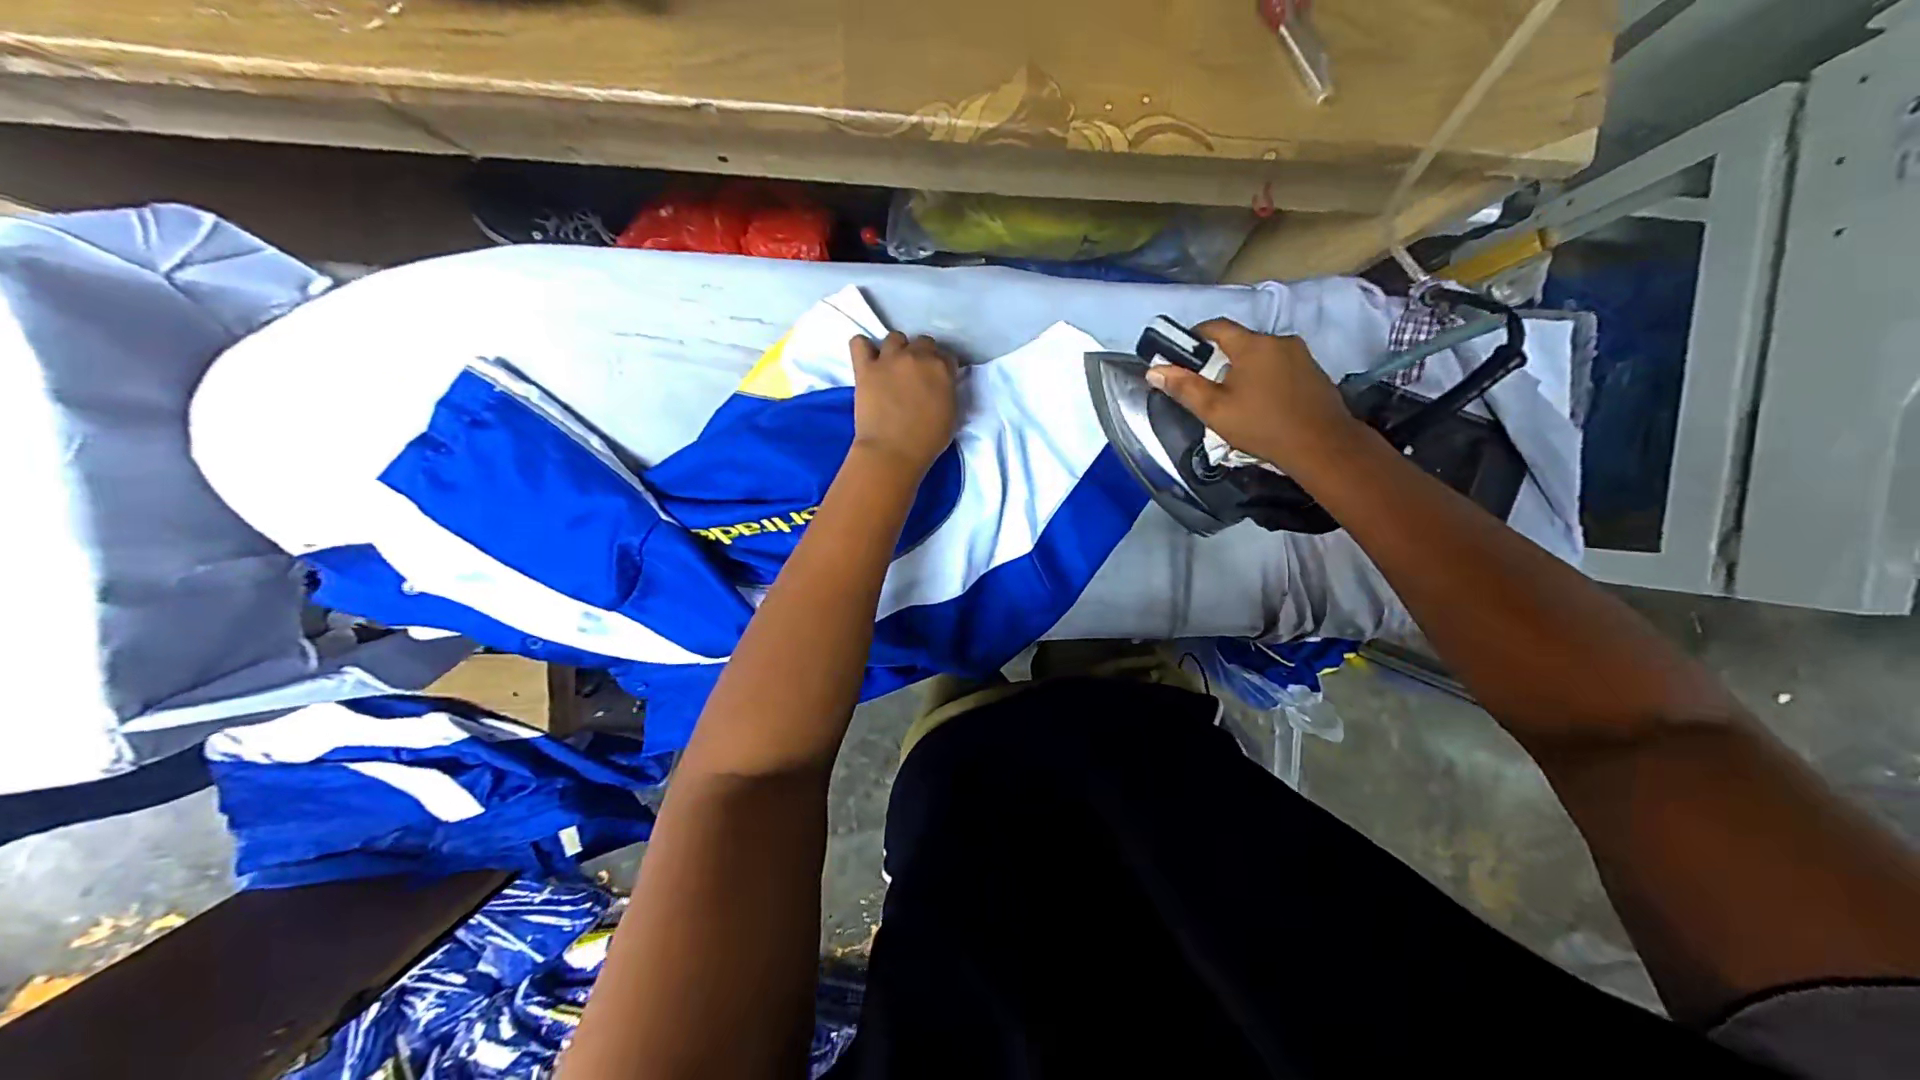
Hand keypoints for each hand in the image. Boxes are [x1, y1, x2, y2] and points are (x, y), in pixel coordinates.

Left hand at [848, 331, 958, 473]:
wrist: (892, 452)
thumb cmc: (927, 440)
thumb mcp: (952, 414)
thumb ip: (948, 390)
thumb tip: (941, 383)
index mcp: (941, 368)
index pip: (946, 356)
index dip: (942, 368)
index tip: (937, 380)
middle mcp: (916, 356)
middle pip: (922, 342)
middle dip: (922, 355)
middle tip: (916, 375)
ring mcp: (889, 360)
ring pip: (894, 337)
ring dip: (897, 349)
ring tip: (893, 367)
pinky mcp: (865, 368)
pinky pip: (859, 343)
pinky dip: (863, 347)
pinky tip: (867, 359)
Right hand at [1145, 319, 1365, 475]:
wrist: (1322, 446)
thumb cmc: (1262, 426)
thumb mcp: (1215, 410)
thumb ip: (1184, 387)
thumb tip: (1154, 370)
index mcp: (1252, 345)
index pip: (1217, 326)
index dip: (1196, 335)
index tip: (1182, 352)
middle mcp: (1279, 341)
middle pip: (1241, 342)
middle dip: (1222, 357)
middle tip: (1207, 384)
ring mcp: (1301, 355)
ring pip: (1262, 355)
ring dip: (1246, 369)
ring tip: (1235, 397)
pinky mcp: (1315, 372)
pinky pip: (1281, 367)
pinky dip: (1267, 378)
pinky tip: (1262, 403)